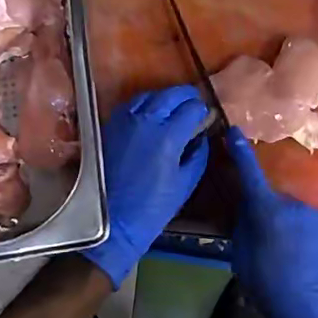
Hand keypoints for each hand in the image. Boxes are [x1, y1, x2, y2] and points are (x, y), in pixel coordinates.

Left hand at [82, 86, 209, 287]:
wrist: (112, 223)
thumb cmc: (153, 208)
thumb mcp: (185, 183)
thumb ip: (198, 154)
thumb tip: (202, 135)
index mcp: (168, 136)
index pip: (191, 108)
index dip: (202, 109)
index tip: (206, 115)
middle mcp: (146, 121)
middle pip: (171, 95)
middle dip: (187, 96)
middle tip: (195, 103)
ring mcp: (125, 122)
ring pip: (149, 95)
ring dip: (165, 97)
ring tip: (175, 105)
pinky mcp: (110, 127)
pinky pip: (131, 105)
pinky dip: (145, 103)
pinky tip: (152, 112)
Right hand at [225, 127, 317, 317]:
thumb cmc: (276, 292)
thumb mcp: (244, 264)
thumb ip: (243, 230)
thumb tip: (246, 211)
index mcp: (269, 213)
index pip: (250, 175)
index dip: (240, 153)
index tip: (234, 132)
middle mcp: (297, 205)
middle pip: (275, 202)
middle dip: (269, 215)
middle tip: (267, 244)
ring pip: (297, 215)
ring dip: (291, 228)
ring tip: (292, 259)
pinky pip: (315, 226)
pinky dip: (309, 237)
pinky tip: (310, 262)